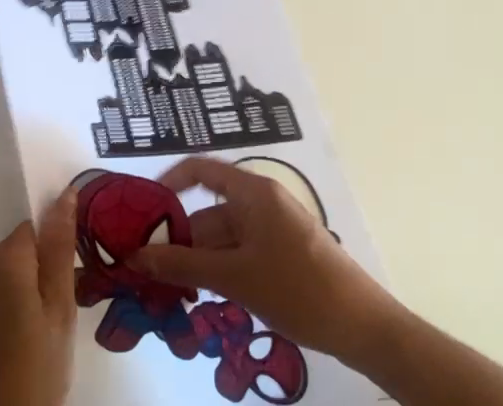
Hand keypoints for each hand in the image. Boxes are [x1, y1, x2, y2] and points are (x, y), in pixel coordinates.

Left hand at [0, 188, 77, 405]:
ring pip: (5, 272)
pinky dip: (6, 305)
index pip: (34, 228)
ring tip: (39, 332)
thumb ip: (60, 249)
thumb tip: (64, 194)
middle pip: (18, 250)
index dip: (55, 251)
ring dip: (23, 290)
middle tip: (58, 315)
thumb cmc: (38, 366)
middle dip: (40, 273)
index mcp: (3, 258)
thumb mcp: (60, 308)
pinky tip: (18, 338)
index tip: (70, 281)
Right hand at [129, 157, 404, 361]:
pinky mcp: (282, 255)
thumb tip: (134, 257)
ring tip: (170, 288)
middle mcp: (261, 203)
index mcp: (252, 193)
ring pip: (221, 238)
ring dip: (196, 260)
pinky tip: (203, 294)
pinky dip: (219, 270)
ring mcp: (273, 230)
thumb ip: (181, 265)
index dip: (167, 183)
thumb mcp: (234, 278)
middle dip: (178, 239)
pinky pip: (238, 253)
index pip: (199, 169)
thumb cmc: (299, 290)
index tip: (143, 210)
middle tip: (148, 267)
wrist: (368, 331)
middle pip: (206, 212)